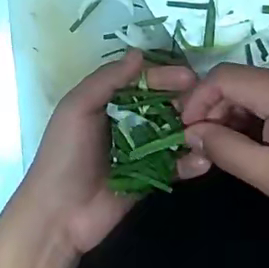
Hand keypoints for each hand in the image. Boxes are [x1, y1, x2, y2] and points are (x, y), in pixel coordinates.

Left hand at [5, 51, 197, 256]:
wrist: (59, 213)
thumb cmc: (65, 153)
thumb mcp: (78, 108)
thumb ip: (107, 80)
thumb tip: (139, 54)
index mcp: (106, 100)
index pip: (141, 81)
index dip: (164, 76)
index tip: (190, 77)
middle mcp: (126, 121)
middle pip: (162, 104)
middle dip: (184, 101)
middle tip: (206, 104)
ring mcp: (140, 150)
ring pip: (173, 132)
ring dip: (192, 129)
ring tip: (209, 128)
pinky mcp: (151, 178)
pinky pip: (176, 165)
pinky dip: (191, 161)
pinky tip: (204, 159)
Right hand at [179, 64, 268, 246]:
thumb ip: (225, 149)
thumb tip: (191, 134)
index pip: (221, 77)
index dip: (195, 102)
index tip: (183, 135)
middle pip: (235, 83)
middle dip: (211, 113)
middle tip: (201, 151)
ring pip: (251, 93)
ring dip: (231, 120)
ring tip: (224, 155)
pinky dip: (253, 122)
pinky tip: (252, 151)